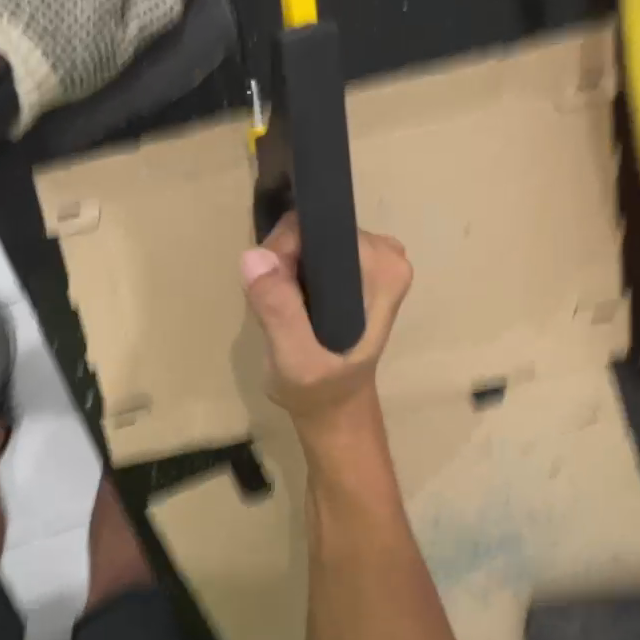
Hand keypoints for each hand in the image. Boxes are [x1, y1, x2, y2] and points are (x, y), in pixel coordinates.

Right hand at [241, 215, 412, 436]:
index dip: (286, 248)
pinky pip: (308, 249)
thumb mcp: (295, 360)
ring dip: (283, 267)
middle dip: (282, 259)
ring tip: (281, 307)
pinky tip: (289, 301)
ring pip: (306, 237)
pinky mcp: (354, 268)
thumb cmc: (319, 390)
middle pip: (311, 228)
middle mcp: (385, 255)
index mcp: (383, 271)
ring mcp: (371, 260)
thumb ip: (279, 310)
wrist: (334, 411)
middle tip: (273, 303)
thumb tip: (255, 257)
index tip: (271, 285)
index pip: (320, 229)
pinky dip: (290, 271)